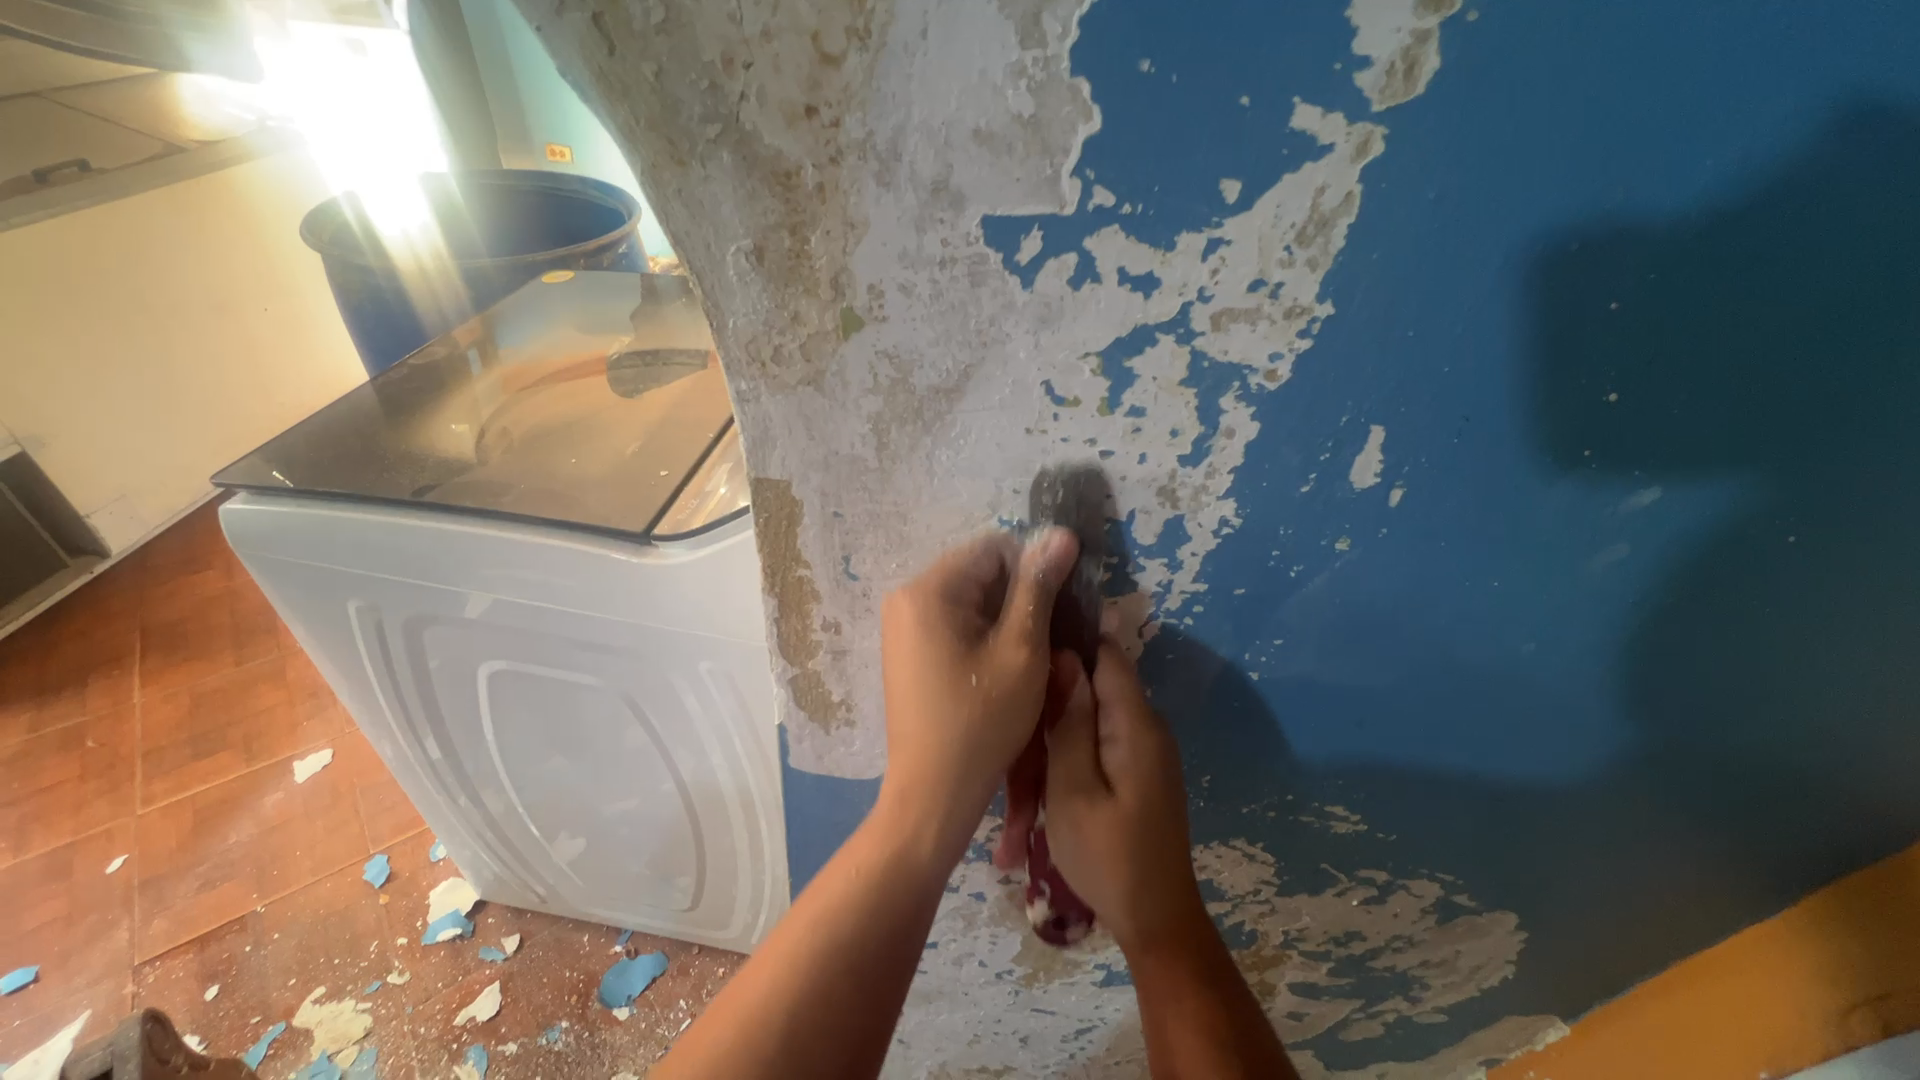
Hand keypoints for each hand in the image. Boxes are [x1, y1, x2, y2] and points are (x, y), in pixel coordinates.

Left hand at [878, 528, 1078, 838]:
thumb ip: (1039, 587)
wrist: (933, 791)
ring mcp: (901, 625)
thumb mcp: (1022, 650)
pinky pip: (953, 623)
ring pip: (971, 599)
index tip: (1054, 617)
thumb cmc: (982, 721)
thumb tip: (1061, 533)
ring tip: (1022, 662)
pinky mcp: (906, 650)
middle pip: (980, 572)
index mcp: (928, 589)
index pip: (995, 548)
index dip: (1033, 574)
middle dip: (1017, 599)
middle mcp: (905, 596)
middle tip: (1043, 644)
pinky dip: (982, 637)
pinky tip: (997, 672)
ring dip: (1003, 621)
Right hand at [1044, 641, 1206, 950]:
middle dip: (1053, 702)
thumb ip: (1070, 720)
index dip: (1071, 637)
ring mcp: (1145, 752)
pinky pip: (1098, 745)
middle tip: (1010, 726)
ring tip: (1021, 777)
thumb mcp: (1074, 787)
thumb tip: (1065, 657)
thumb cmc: (1107, 855)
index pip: (1108, 654)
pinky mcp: (1137, 772)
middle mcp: (1147, 728)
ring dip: (1055, 739)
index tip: (1025, 640)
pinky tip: (1040, 787)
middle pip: (1095, 688)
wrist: (1154, 918)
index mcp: (1136, 724)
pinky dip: (1068, 757)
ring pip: (1091, 720)